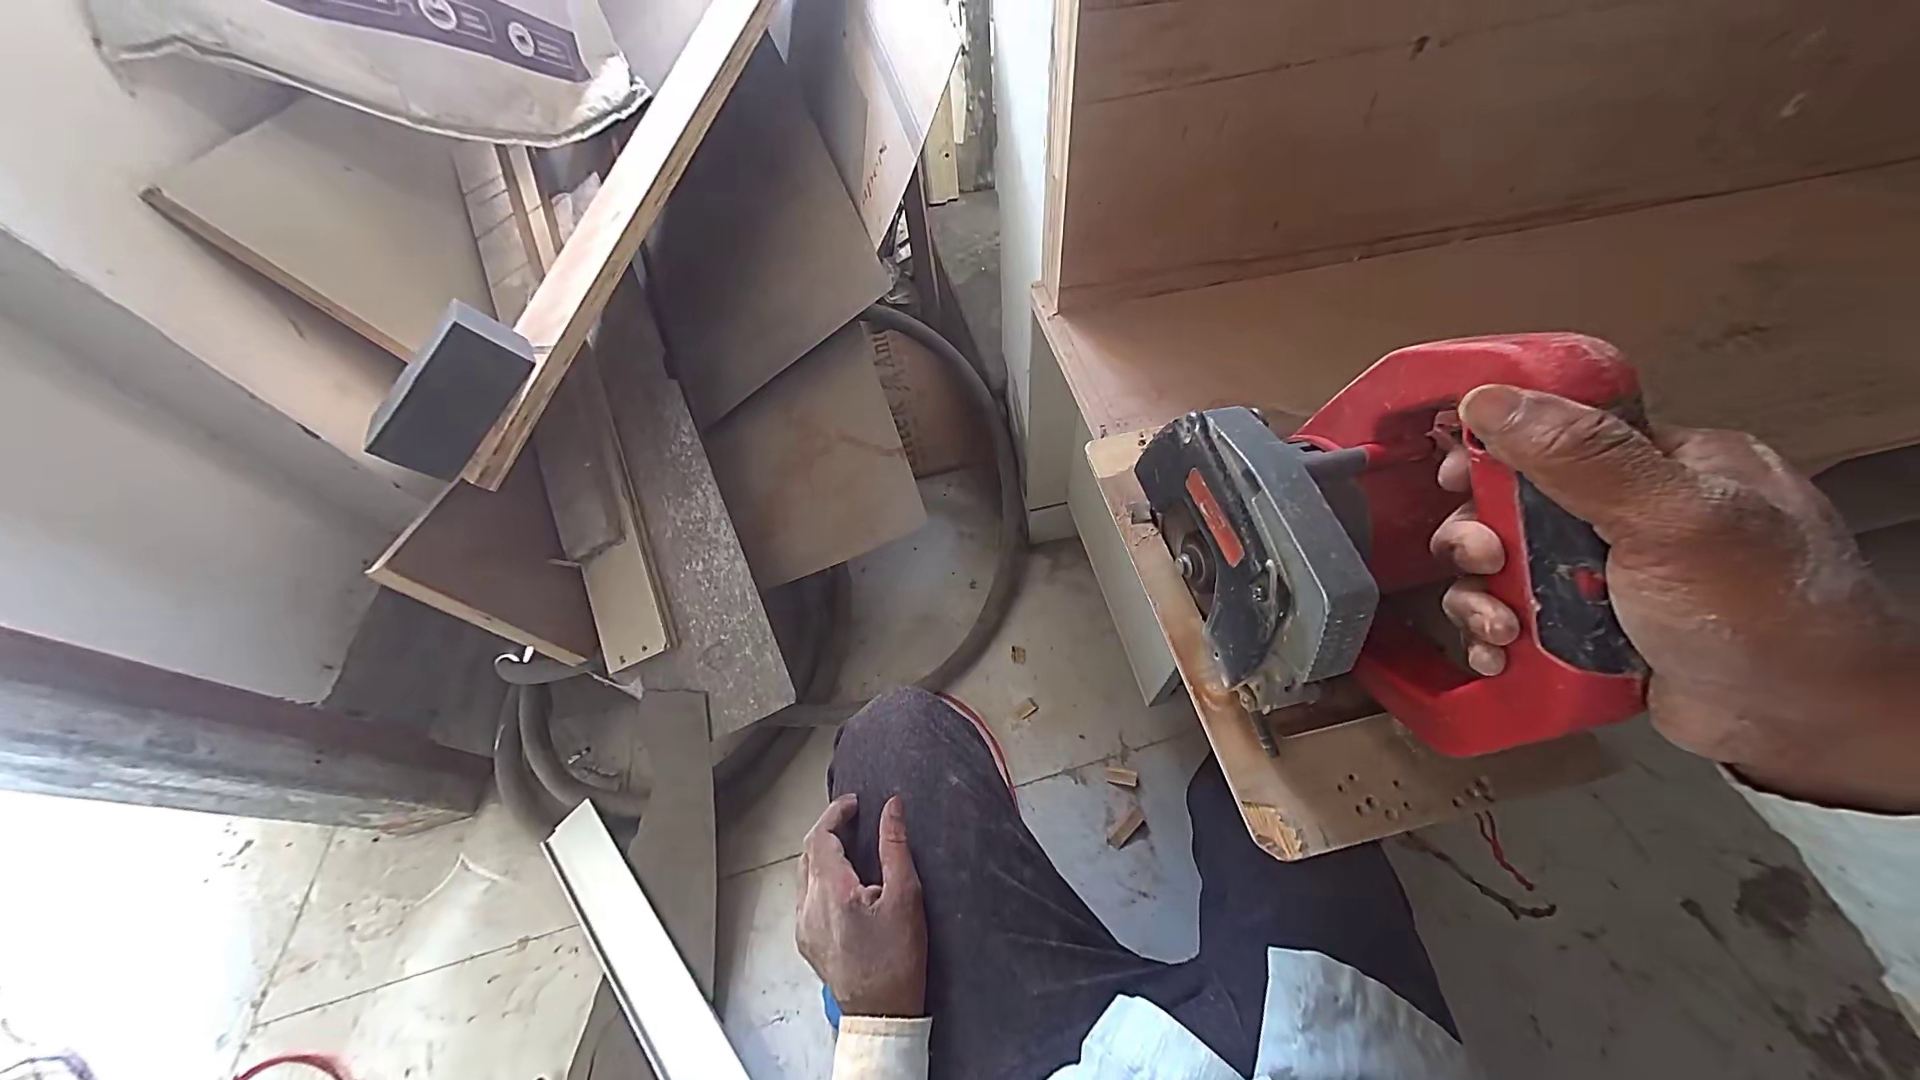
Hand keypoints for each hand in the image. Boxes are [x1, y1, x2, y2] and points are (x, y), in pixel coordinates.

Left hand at [796, 793, 926, 1016]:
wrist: (882, 1013)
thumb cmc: (897, 959)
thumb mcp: (906, 896)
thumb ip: (895, 846)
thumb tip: (892, 808)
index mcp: (831, 892)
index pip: (820, 836)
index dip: (835, 813)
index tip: (854, 803)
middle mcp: (809, 907)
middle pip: (808, 852)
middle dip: (829, 828)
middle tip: (854, 818)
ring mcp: (804, 925)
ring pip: (804, 872)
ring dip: (823, 851)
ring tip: (850, 843)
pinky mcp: (806, 939)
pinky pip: (806, 894)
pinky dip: (821, 874)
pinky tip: (843, 878)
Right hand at [1432, 384, 1919, 812]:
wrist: (1806, 731)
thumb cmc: (1758, 611)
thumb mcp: (1675, 520)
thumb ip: (1584, 458)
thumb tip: (1486, 397)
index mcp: (1660, 465)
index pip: (1554, 433)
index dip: (1492, 449)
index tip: (1455, 477)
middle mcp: (1621, 513)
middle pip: (1505, 505)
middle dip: (1477, 538)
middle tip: (1484, 560)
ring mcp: (1594, 572)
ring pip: (1495, 567)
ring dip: (1478, 597)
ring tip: (1500, 629)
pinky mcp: (1574, 623)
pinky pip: (1504, 614)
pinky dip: (1490, 635)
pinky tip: (1498, 653)